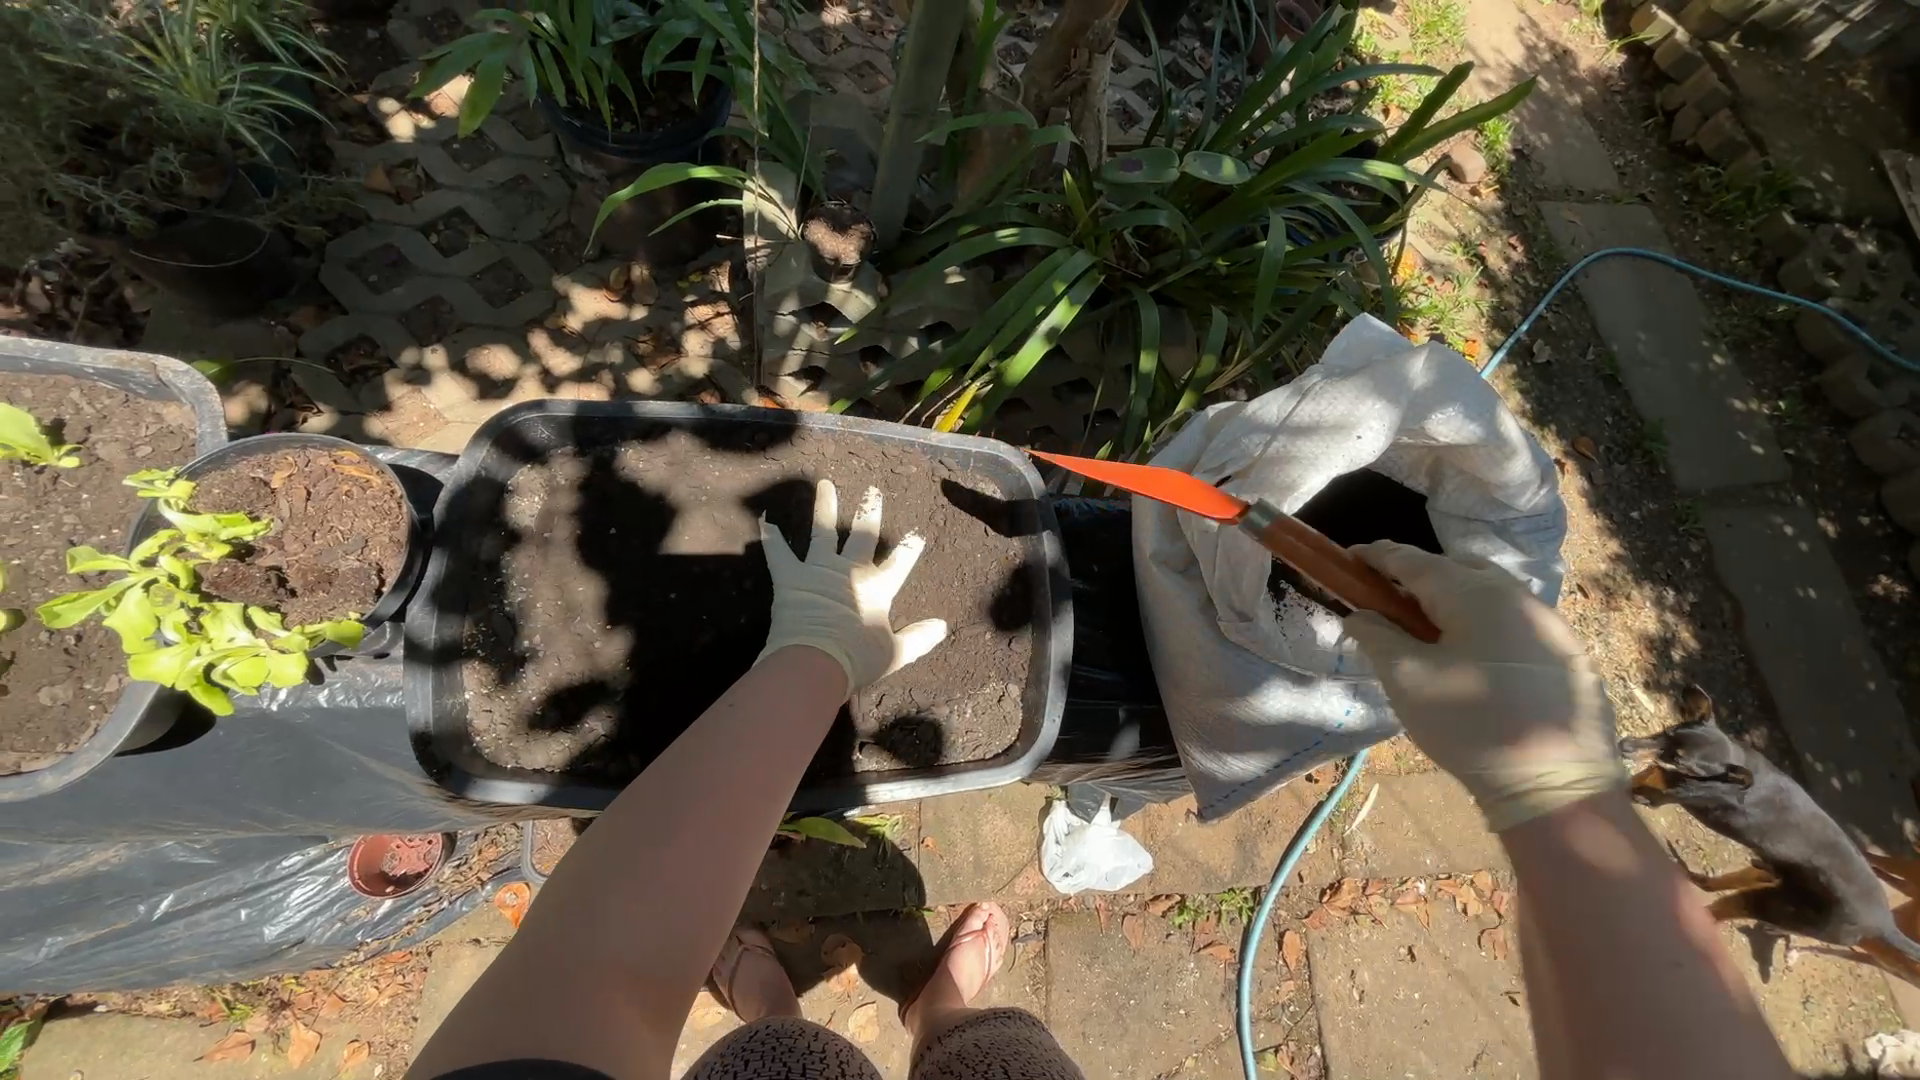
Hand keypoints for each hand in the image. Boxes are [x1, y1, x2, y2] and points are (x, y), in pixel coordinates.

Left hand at [758, 480, 948, 692]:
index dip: (910, 547)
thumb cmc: (857, 659)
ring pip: (823, 531)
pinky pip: (778, 553)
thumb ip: (919, 638)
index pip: (900, 562)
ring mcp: (819, 569)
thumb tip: (944, 626)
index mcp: (878, 588)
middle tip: (873, 490)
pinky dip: (771, 538)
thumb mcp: (895, 653)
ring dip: (825, 507)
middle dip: (870, 511)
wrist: (815, 662)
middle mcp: (851, 570)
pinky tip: (766, 520)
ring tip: (825, 485)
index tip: (917, 533)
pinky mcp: (791, 577)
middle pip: (863, 534)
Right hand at [1342, 541, 1624, 831]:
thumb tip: (1360, 614)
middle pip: (1457, 568)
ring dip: (1450, 597)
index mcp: (1476, 594)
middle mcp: (1519, 597)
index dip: (1377, 556)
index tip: (1349, 556)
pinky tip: (1466, 651)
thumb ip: (1374, 634)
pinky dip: (1478, 619)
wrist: (1554, 788)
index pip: (1414, 561)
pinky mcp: (1565, 655)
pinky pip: (1511, 617)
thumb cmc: (1468, 723)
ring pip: (1489, 592)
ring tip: (1423, 624)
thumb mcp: (1404, 677)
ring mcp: (1550, 625)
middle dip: (1417, 574)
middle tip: (1385, 596)